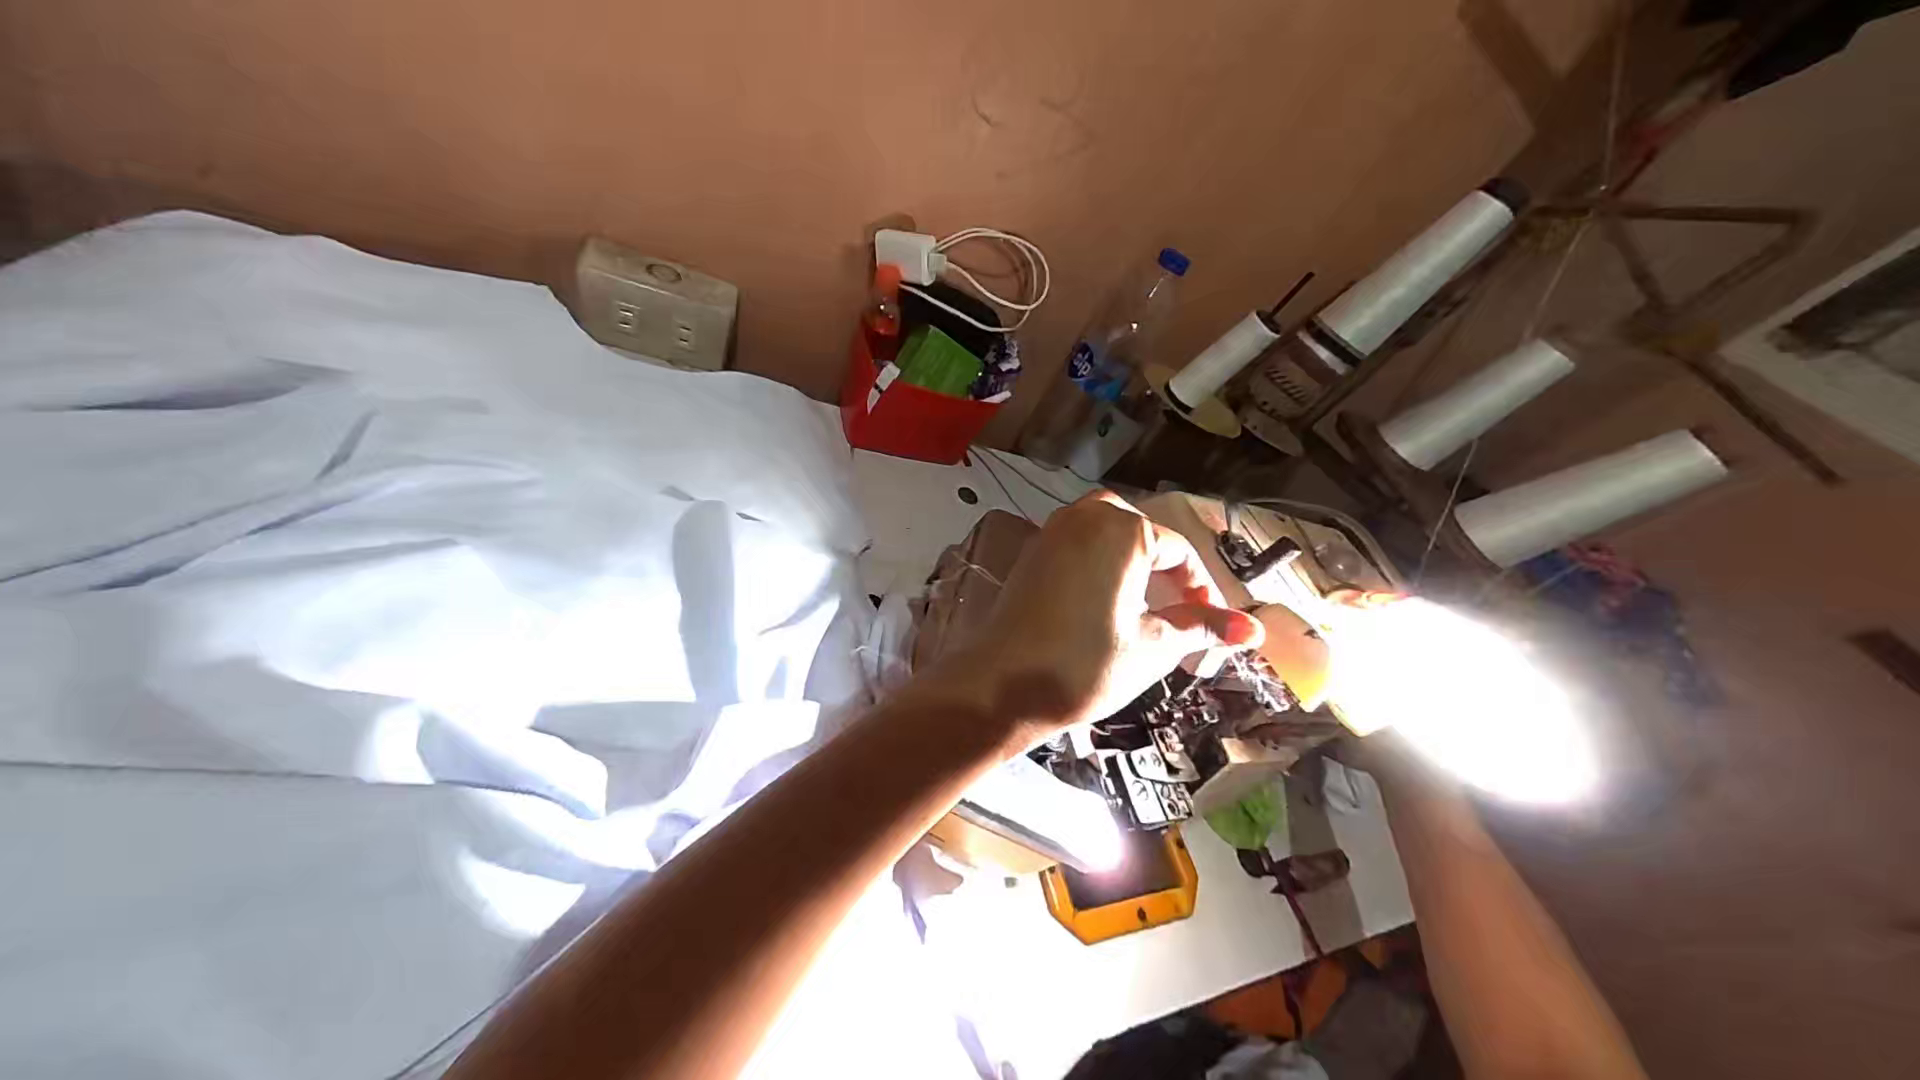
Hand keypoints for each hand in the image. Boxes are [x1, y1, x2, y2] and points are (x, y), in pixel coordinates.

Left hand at [933, 491, 1263, 749]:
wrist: (999, 687)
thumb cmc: (1084, 665)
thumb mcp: (1153, 647)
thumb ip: (1202, 628)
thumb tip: (1254, 628)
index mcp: (1123, 530)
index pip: (1180, 553)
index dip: (1202, 592)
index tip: (1214, 629)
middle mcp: (1085, 518)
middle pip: (1143, 535)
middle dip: (1166, 573)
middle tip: (1180, 615)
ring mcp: (1052, 533)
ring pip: (1107, 536)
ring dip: (1133, 566)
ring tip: (1145, 610)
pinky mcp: (1030, 555)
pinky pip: (1077, 547)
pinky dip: (1099, 567)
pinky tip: (1102, 606)